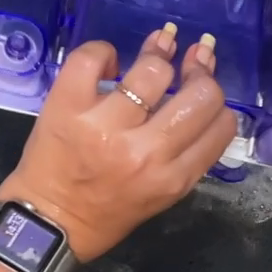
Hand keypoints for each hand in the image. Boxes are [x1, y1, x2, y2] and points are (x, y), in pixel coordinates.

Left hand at [0, 26, 236, 260]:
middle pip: (201, 94)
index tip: (206, 86)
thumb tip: (202, 97)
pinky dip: (103, 52)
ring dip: (158, 53)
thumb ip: (186, 155)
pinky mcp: (68, 108)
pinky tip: (109, 62)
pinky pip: (93, 58)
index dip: (220, 100)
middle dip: (199, 72)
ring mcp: (105, 127)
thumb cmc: (107, 213)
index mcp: (172, 178)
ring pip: (152, 70)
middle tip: (189, 63)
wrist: (48, 223)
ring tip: (159, 48)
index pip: (222, 126)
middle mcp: (145, 153)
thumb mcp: (161, 195)